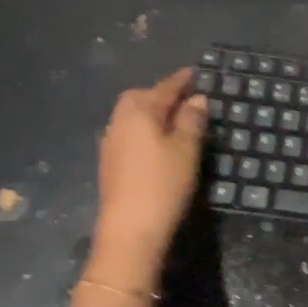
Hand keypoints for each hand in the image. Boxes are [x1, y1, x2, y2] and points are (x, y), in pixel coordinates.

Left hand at [89, 69, 207, 283]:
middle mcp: (119, 122)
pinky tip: (158, 144)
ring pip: (132, 117)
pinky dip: (144, 131)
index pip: (164, 87)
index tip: (196, 73)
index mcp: (139, 112)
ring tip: (175, 121)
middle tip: (185, 99)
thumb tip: (197, 99)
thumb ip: (191, 119)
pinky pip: (129, 134)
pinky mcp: (109, 165)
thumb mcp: (186, 149)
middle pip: (140, 98)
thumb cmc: (162, 184)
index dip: (182, 80)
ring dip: (151, 114)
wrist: (129, 233)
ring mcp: (111, 144)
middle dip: (161, 94)